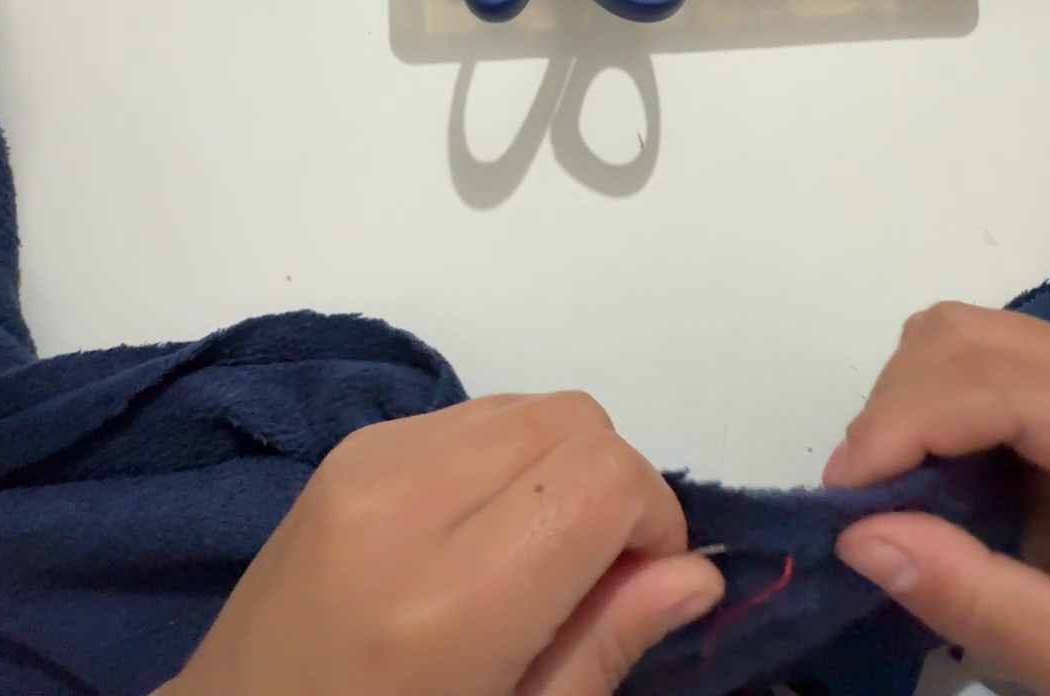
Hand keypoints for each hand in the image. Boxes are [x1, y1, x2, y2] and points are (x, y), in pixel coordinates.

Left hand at [160, 393, 723, 695]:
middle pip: (575, 419)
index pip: (602, 475)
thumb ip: (604, 646)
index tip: (642, 580)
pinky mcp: (353, 442)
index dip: (654, 519)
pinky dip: (511, 454)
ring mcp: (369, 454)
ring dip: (562, 464)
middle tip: (592, 569)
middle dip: (613, 483)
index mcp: (444, 597)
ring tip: (531, 548)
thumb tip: (696, 571)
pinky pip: (477, 413)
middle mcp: (404, 496)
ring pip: (532, 404)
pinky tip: (479, 524)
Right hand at [823, 303, 1049, 695]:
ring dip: (909, 393)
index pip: (1008, 389)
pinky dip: (932, 391)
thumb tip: (852, 532)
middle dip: (897, 408)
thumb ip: (974, 599)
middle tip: (866, 495)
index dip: (905, 423)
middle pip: (977, 340)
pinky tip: (942, 457)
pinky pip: (981, 348)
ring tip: (901, 476)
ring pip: (969, 330)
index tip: (844, 493)